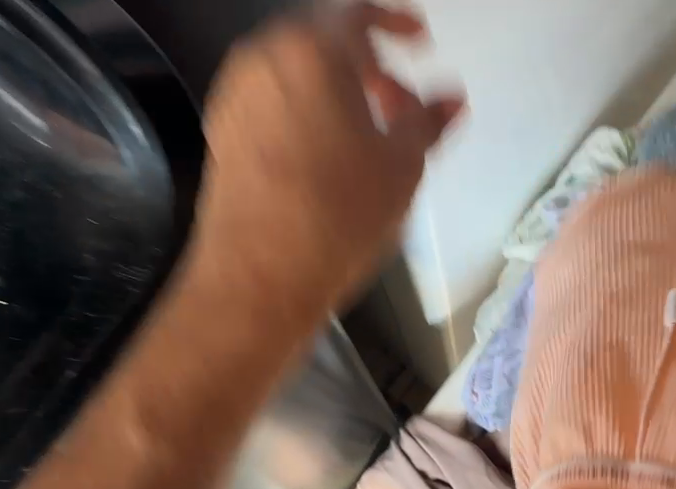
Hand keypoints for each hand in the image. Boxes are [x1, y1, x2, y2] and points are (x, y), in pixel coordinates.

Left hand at [185, 4, 463, 327]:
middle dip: (370, 69)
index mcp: (314, 52)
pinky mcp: (224, 132)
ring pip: (298, 75)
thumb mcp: (401, 169)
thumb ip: (427, 123)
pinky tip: (331, 162)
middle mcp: (266, 57)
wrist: (260, 277)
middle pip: (326, 44)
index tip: (421, 41)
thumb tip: (451, 100)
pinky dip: (309, 116)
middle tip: (402, 108)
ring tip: (370, 143)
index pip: (360, 14)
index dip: (397, 23)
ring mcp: (238, 94)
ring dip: (339, 95)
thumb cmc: (338, 218)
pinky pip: (276, 105)